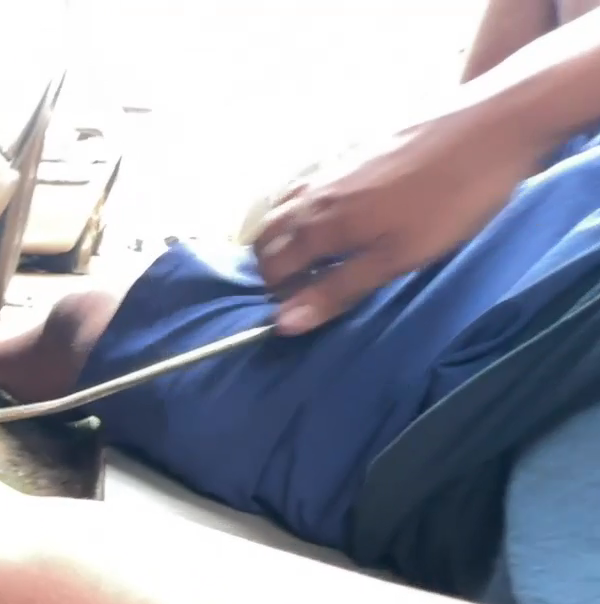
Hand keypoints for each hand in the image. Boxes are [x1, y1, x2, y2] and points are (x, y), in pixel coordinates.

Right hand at [252, 109, 543, 334]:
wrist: (499, 116)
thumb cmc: (453, 196)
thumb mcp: (400, 256)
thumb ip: (337, 290)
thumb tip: (282, 325)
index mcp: (315, 230)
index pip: (271, 271)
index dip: (282, 291)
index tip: (311, 299)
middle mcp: (306, 202)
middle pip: (264, 242)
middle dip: (273, 264)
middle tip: (308, 276)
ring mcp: (323, 173)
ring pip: (275, 212)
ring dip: (278, 235)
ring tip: (308, 245)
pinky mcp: (344, 151)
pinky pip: (296, 185)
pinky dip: (293, 205)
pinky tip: (320, 207)